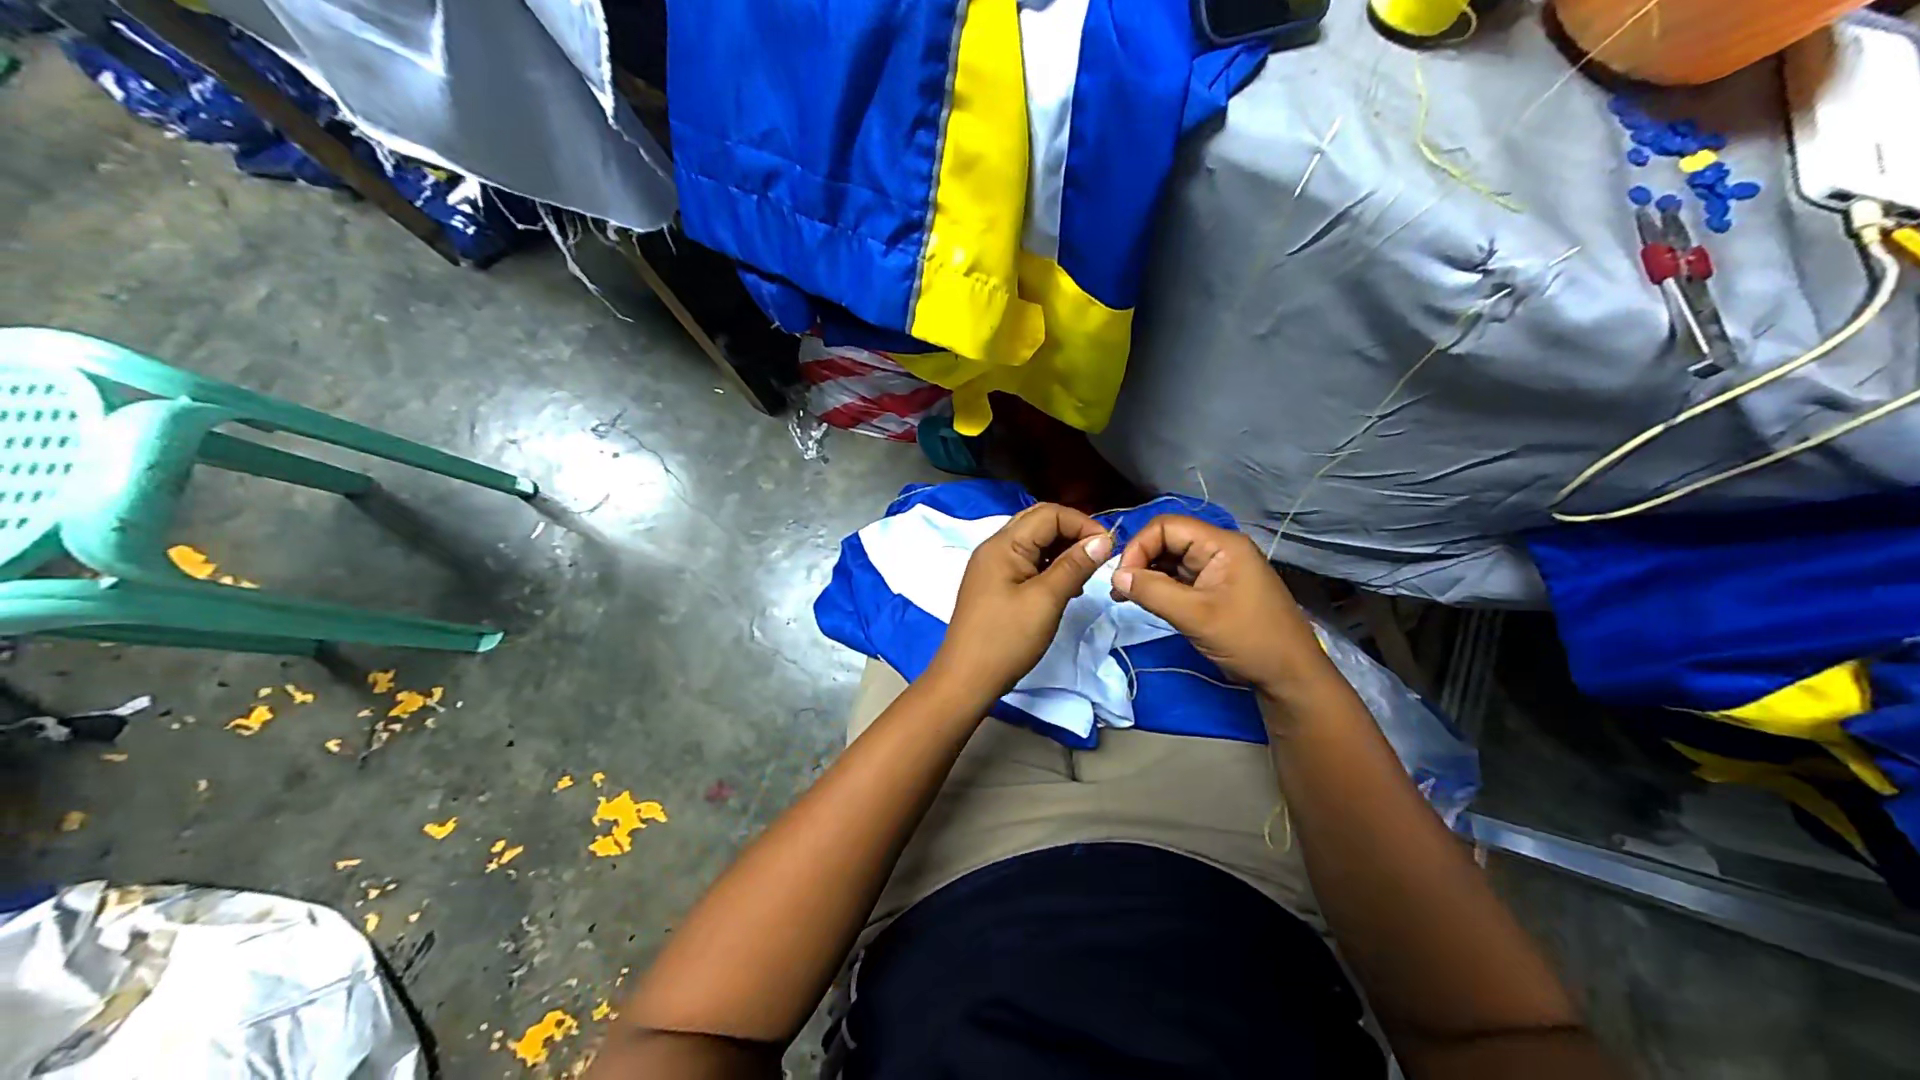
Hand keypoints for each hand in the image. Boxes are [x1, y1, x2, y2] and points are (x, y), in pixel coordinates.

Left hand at [926, 503, 1112, 703]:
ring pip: (1034, 543)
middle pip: (1040, 522)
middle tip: (1098, 557)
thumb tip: (1103, 539)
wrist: (966, 679)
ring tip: (1084, 576)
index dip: (1082, 524)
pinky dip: (1050, 567)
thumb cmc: (1006, 639)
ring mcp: (992, 566)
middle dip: (1073, 533)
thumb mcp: (1046, 600)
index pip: (1049, 514)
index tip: (1109, 548)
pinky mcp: (995, 585)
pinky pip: (1027, 562)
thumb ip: (1074, 566)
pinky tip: (1066, 587)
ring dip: (1062, 551)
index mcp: (1003, 544)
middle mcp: (994, 547)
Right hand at [1110, 515, 1328, 698]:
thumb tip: (1115, 577)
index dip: (1139, 547)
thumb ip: (1153, 592)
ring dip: (1147, 575)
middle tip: (1120, 590)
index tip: (1123, 578)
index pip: (1167, 526)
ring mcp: (1218, 570)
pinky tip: (1144, 602)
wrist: (1290, 677)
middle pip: (1167, 540)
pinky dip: (1159, 588)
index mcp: (1222, 544)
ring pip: (1171, 560)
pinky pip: (1179, 579)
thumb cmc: (1249, 640)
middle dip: (1140, 560)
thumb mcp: (1196, 616)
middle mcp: (1219, 550)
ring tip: (1125, 597)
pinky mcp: (1215, 589)